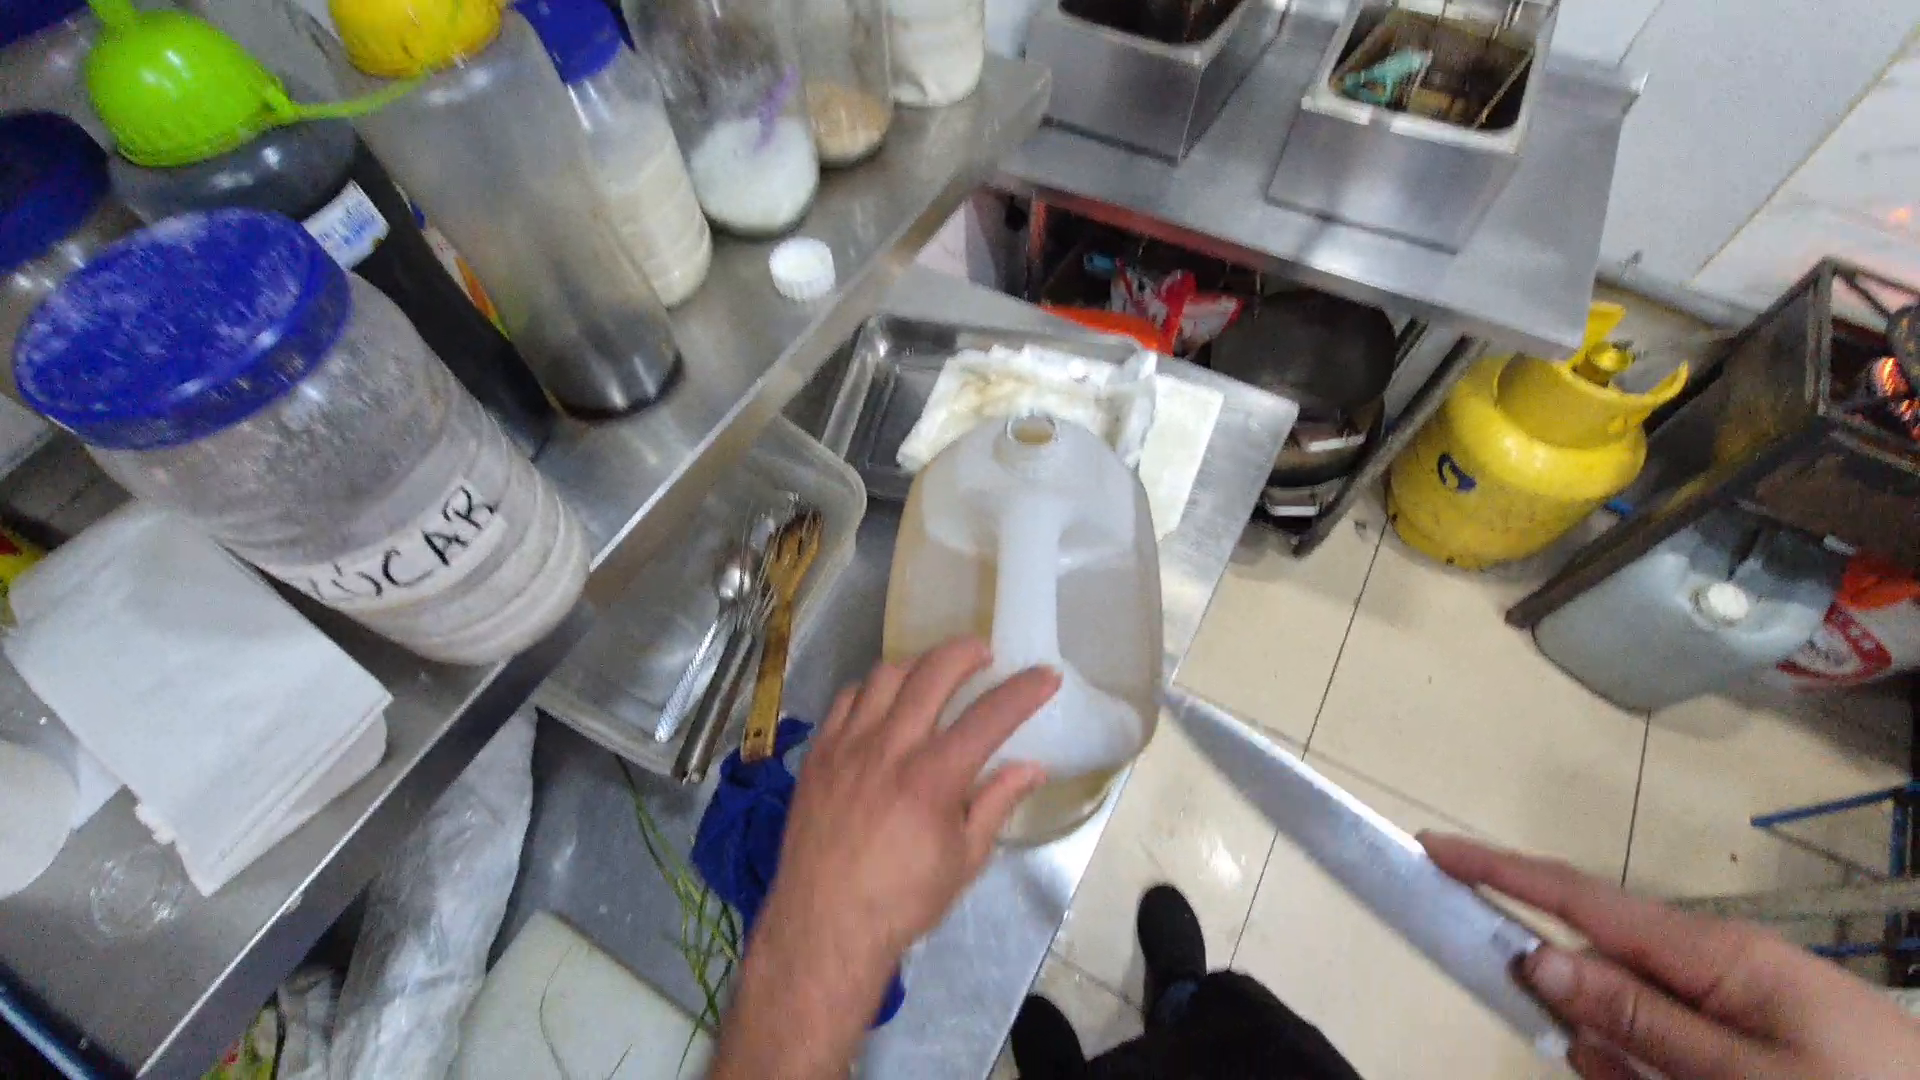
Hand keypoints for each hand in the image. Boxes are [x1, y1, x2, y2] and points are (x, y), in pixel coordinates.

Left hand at [765, 637, 1058, 968]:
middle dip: (966, 652)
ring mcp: (848, 746)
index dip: (1023, 691)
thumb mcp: (964, 860)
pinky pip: (846, 699)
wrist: (824, 926)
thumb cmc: (903, 900)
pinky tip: (883, 702)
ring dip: (917, 665)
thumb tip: (1032, 767)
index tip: (1047, 675)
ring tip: (934, 674)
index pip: (989, 717)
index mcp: (934, 779)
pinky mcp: (819, 752)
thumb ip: (997, 803)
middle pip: (933, 674)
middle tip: (984, 652)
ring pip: (885, 676)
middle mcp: (890, 749)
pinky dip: (871, 689)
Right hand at [1422, 833, 1919, 1079]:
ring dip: (1623, 1054)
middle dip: (1574, 1007)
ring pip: (1631, 1011)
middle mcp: (1717, 964)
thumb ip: (1639, 1018)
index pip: (1578, 894)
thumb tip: (1533, 960)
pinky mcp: (1755, 1034)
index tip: (1430, 845)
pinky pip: (1670, 1039)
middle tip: (1602, 1066)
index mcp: (1716, 953)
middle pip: (1598, 963)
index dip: (1497, 867)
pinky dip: (1655, 1069)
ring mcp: (1739, 1000)